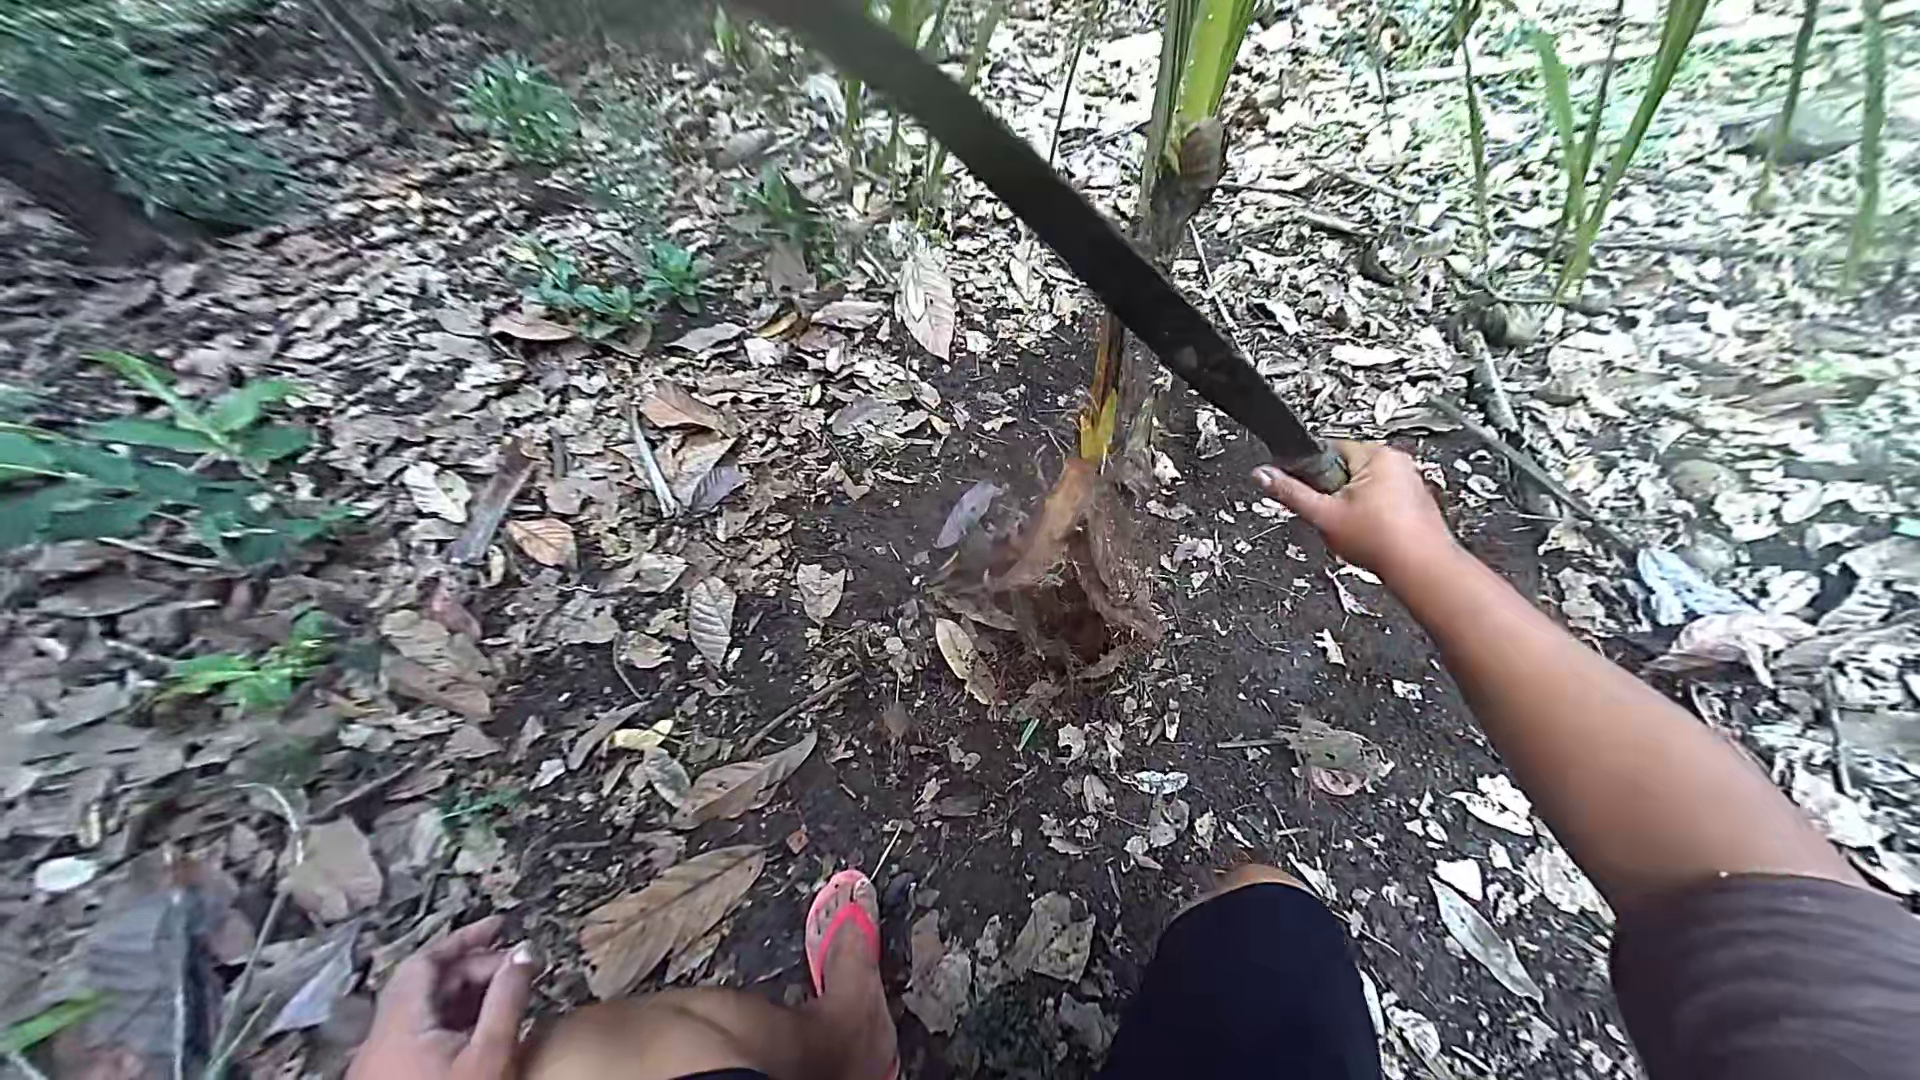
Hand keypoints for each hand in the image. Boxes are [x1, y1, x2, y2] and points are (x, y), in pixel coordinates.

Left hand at [347, 916, 538, 1079]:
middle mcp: (378, 1044)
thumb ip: (508, 995)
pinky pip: (422, 1035)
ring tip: (510, 993)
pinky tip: (487, 1026)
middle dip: (475, 967)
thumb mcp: (490, 1053)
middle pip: (425, 985)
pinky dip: (457, 1019)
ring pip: (424, 1011)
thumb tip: (526, 950)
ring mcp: (380, 1068)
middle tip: (519, 966)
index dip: (463, 938)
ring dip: (469, 993)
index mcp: (397, 1030)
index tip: (502, 924)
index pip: (423, 963)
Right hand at [1253, 441, 1456, 582]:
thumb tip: (1263, 474)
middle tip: (1332, 514)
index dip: (1311, 471)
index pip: (1327, 448)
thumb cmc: (1382, 541)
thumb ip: (1288, 492)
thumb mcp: (1321, 514)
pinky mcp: (1412, 500)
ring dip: (1348, 504)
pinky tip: (1368, 531)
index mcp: (1377, 455)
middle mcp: (1397, 462)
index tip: (1310, 491)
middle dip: (1330, 491)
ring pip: (1358, 486)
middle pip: (1342, 468)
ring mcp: (1408, 481)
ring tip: (1353, 526)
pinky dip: (1367, 514)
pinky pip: (1377, 498)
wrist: (1420, 569)